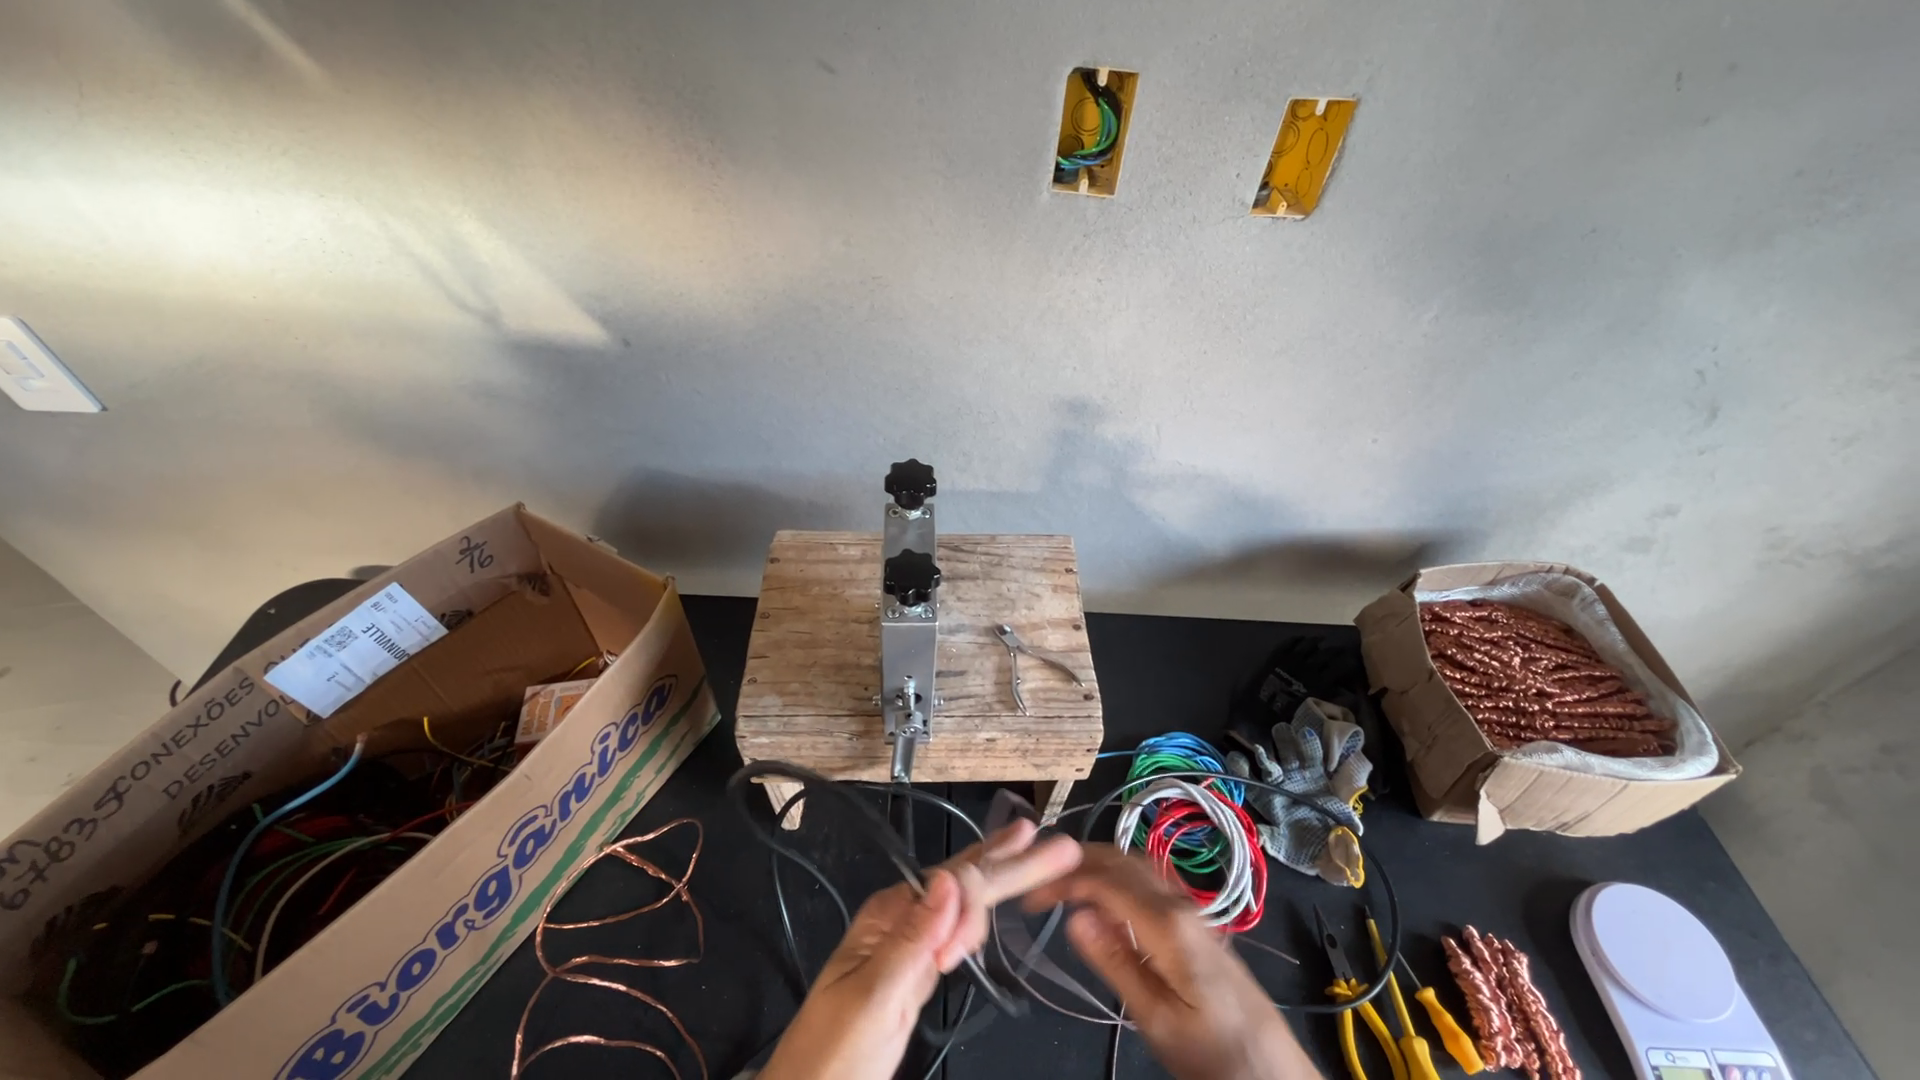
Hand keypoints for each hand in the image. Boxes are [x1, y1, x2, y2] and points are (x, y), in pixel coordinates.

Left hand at [760, 819, 1080, 1079]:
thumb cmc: (834, 1051)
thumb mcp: (873, 995)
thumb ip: (913, 938)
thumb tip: (950, 878)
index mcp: (888, 915)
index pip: (952, 885)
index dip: (987, 884)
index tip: (980, 930)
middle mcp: (901, 920)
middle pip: (963, 884)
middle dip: (1009, 862)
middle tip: (1059, 846)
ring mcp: (910, 945)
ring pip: (964, 905)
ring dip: (999, 879)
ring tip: (1035, 855)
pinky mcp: (917, 972)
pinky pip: (955, 934)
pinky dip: (980, 916)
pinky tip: (994, 900)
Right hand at [1025, 845, 1321, 1079]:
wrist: (1274, 1072)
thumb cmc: (1213, 1053)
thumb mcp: (1156, 1019)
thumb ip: (1116, 962)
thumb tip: (1074, 915)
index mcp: (1168, 924)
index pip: (1105, 880)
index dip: (1064, 880)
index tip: (1031, 896)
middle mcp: (1180, 904)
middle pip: (1122, 860)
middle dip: (1077, 861)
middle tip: (1040, 878)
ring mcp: (1192, 910)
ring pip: (1137, 866)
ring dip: (1097, 864)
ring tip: (1063, 880)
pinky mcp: (1196, 924)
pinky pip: (1150, 883)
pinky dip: (1118, 877)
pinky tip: (1104, 900)